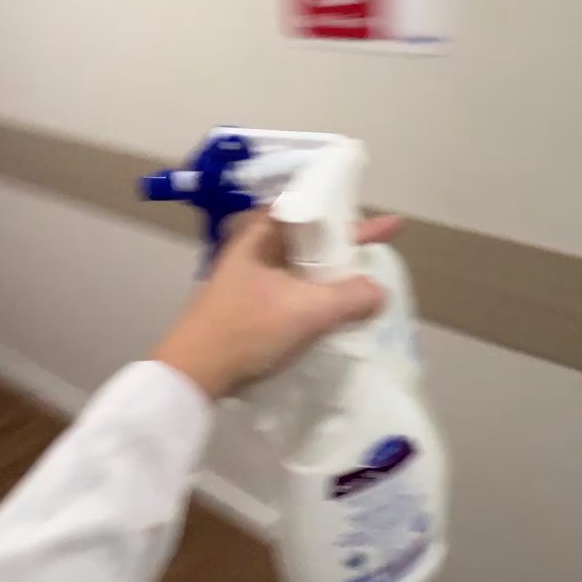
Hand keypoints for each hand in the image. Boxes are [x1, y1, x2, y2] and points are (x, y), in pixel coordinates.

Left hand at [151, 212, 403, 399]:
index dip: (352, 215)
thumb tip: (378, 292)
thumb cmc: (248, 329)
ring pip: (302, 265)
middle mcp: (255, 247)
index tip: (388, 223)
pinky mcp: (248, 302)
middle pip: (310, 236)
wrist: (193, 373)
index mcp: (264, 233)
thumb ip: (350, 297)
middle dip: (346, 242)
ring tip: (363, 279)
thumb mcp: (307, 311)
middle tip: (380, 246)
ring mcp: (249, 276)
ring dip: (332, 271)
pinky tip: (334, 309)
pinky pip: (293, 288)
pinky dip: (317, 292)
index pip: (313, 209)